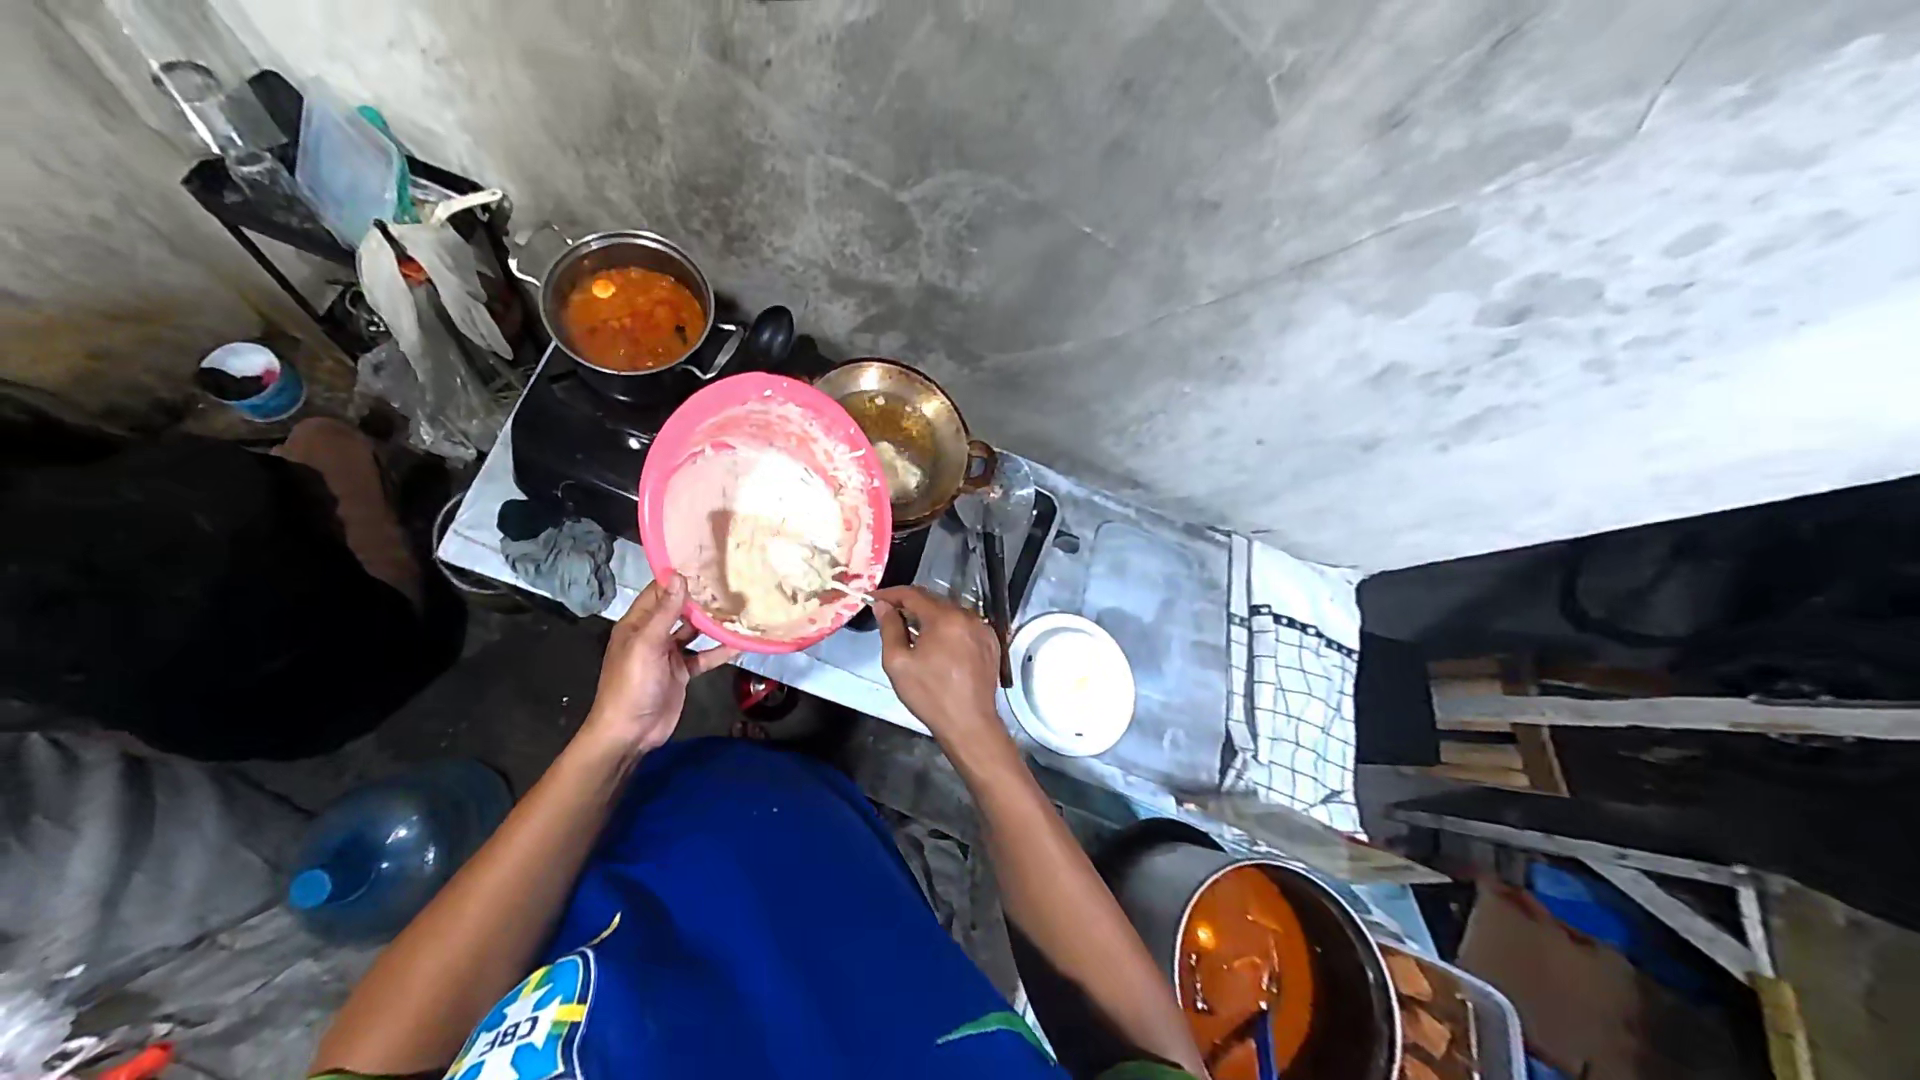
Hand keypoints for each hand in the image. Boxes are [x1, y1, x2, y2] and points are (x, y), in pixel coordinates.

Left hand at [581, 575, 737, 755]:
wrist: (630, 732)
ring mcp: (669, 654)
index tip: (706, 563)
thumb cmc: (633, 684)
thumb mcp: (647, 644)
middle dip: (702, 598)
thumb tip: (679, 576)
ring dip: (713, 622)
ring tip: (740, 606)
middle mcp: (653, 635)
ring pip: (694, 631)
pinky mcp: (683, 672)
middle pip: (679, 610)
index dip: (679, 578)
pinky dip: (720, 650)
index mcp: (637, 624)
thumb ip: (664, 612)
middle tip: (732, 581)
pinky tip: (741, 643)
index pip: (659, 593)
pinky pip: (704, 656)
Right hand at [873, 586, 1007, 755]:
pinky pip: (964, 625)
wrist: (969, 723)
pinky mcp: (991, 641)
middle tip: (890, 616)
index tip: (874, 599)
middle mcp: (967, 616)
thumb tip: (883, 606)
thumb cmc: (930, 695)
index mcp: (944, 618)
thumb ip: (889, 628)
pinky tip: (938, 645)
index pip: (913, 594)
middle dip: (909, 605)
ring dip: (929, 617)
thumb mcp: (898, 662)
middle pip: (933, 600)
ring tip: (912, 633)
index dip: (890, 594)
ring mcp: (982, 628)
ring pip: (949, 611)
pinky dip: (948, 628)